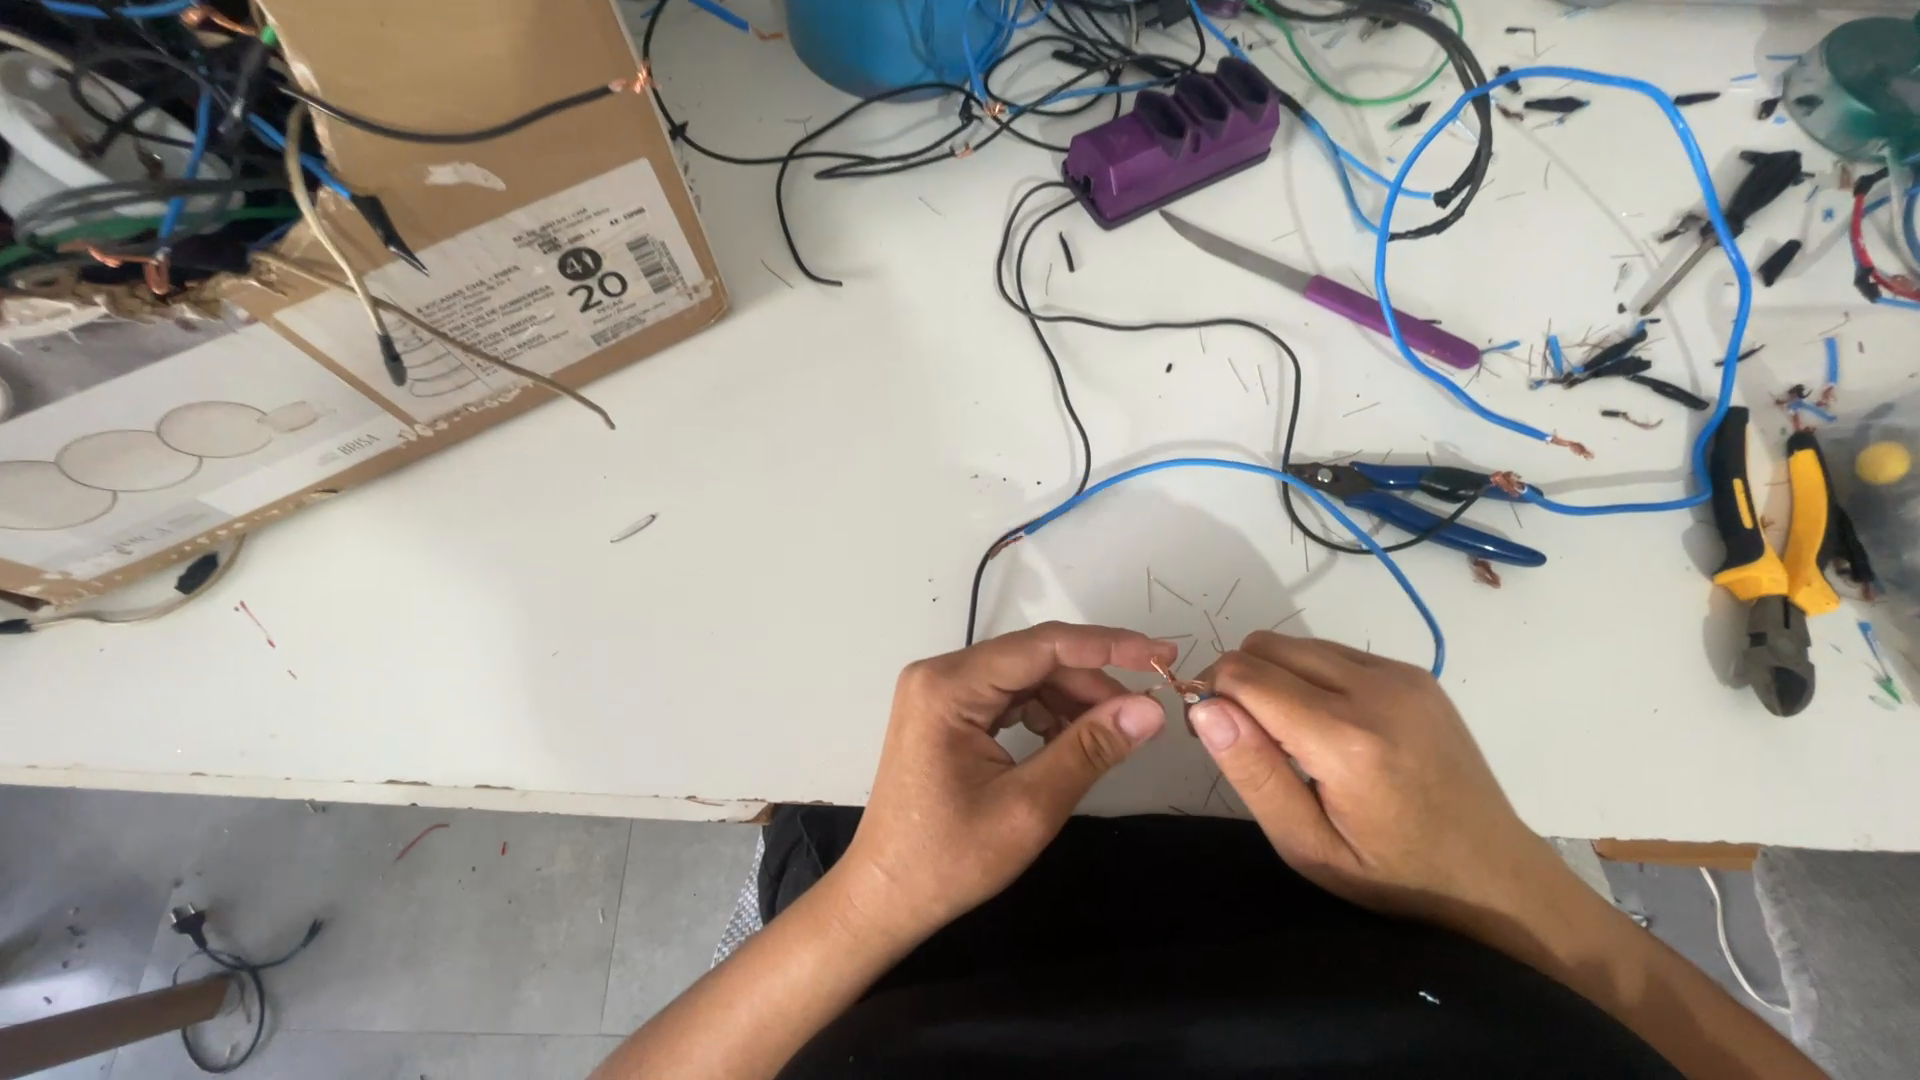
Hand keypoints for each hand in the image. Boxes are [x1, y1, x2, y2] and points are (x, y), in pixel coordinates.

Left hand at [832, 622, 1176, 944]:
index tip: (1161, 655)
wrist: (885, 895)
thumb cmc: (949, 859)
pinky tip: (1070, 741)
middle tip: (1142, 713)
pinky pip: (1007, 697)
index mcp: (949, 686)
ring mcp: (939, 693)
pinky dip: (1045, 714)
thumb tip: (1151, 709)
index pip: (1043, 645)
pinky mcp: (944, 713)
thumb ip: (1090, 750)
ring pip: (1024, 677)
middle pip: (1034, 659)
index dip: (1109, 646)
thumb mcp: (1029, 807)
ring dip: (1071, 700)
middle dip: (1091, 682)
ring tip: (1110, 735)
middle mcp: (940, 675)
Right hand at [1188, 632, 1572, 940]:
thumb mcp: (1306, 844)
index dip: (1211, 697)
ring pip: (1295, 644)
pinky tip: (1327, 724)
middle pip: (1264, 647)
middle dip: (1237, 681)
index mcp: (1347, 741)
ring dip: (1272, 677)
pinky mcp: (1414, 674)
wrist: (1493, 875)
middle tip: (1245, 735)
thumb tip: (1204, 708)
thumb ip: (1253, 772)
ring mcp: (1401, 676)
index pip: (1243, 675)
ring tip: (1288, 733)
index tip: (1217, 738)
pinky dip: (1308, 676)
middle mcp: (1376, 691)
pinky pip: (1331, 651)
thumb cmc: (1390, 873)